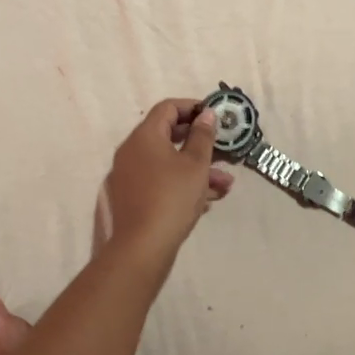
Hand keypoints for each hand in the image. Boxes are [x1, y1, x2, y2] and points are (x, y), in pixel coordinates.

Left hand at [96, 99, 233, 263]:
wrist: (142, 246)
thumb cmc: (172, 197)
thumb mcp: (196, 164)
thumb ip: (203, 136)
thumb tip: (206, 114)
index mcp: (144, 136)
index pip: (168, 108)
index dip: (192, 107)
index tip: (214, 117)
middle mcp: (132, 151)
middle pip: (168, 136)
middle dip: (200, 144)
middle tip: (224, 151)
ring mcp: (129, 176)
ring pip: (168, 163)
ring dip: (197, 170)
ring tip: (225, 186)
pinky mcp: (132, 198)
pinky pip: (160, 181)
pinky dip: (182, 185)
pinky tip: (206, 201)